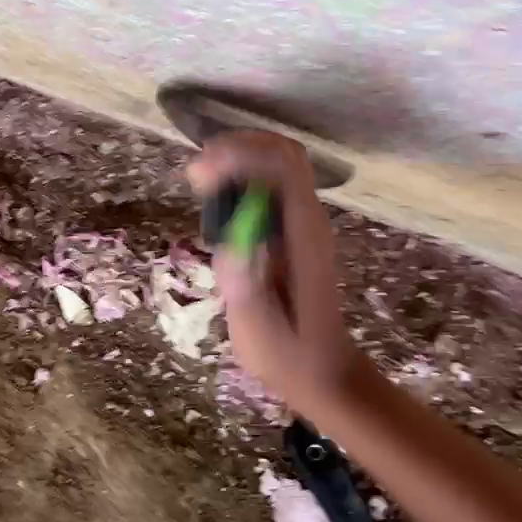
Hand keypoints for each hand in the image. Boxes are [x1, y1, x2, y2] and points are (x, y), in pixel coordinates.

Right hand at [188, 131, 370, 415]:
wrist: (323, 373)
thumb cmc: (288, 356)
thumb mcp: (260, 332)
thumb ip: (246, 289)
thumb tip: (232, 245)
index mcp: (304, 236)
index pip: (282, 169)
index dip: (239, 158)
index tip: (200, 177)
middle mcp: (308, 218)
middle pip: (282, 152)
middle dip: (236, 148)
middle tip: (197, 174)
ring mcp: (301, 220)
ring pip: (276, 159)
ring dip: (236, 155)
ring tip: (201, 179)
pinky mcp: (290, 226)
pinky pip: (269, 178)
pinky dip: (239, 171)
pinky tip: (215, 193)